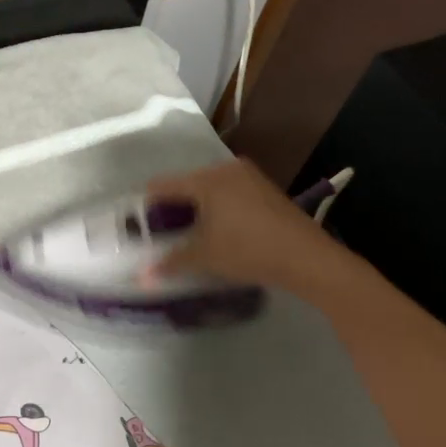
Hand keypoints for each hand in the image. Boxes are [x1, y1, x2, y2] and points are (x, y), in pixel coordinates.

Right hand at [147, 159, 344, 290]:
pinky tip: (218, 231)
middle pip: (186, 184)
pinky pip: (229, 193)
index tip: (137, 226)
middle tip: (162, 234)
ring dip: (196, 209)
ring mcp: (249, 176)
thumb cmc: (249, 251)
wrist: (307, 257)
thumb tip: (142, 277)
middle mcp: (226, 169)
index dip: (145, 205)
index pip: (162, 185)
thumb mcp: (205, 257)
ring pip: (209, 189)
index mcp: (206, 179)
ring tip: (189, 236)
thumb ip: (171, 262)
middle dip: (172, 208)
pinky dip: (217, 208)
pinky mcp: (265, 189)